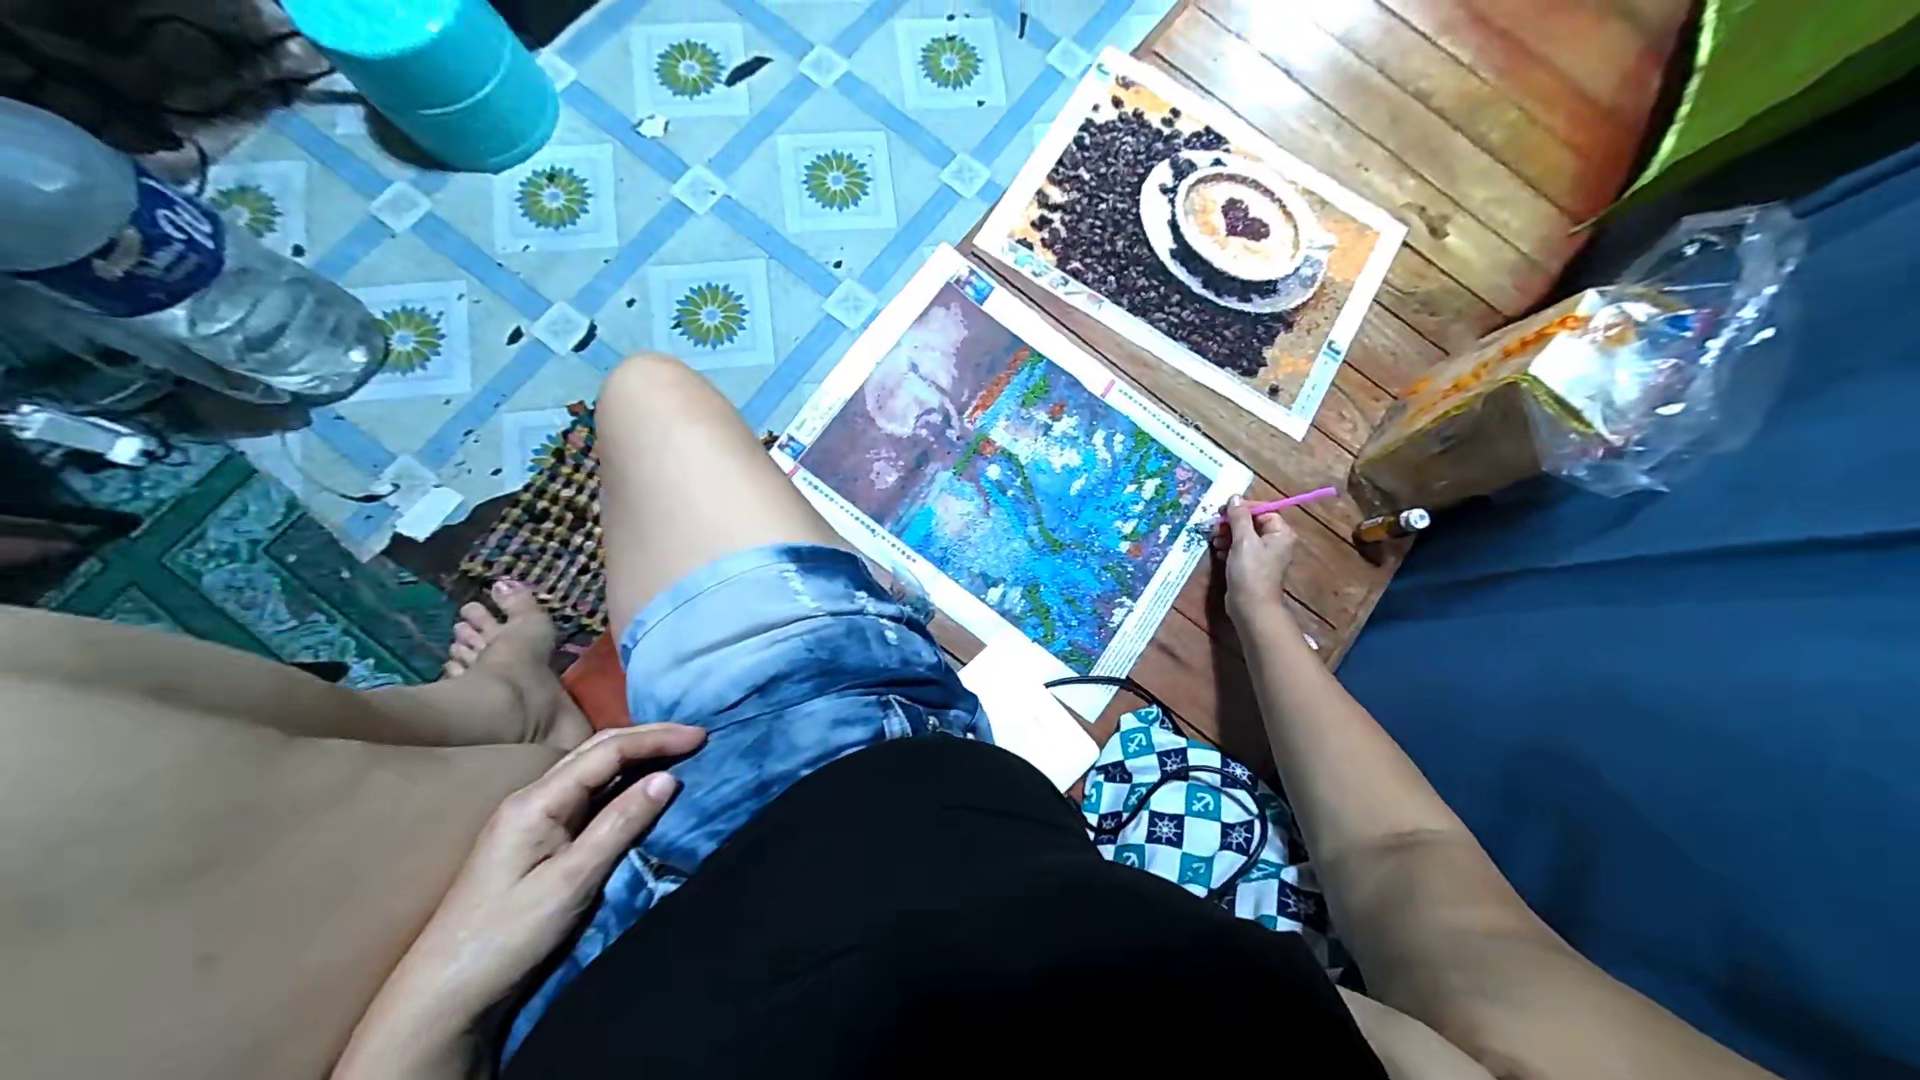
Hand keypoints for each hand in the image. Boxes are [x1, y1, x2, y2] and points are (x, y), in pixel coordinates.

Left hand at [334, 723, 705, 1079]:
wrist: (442, 997)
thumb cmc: (506, 936)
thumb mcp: (571, 881)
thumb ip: (620, 824)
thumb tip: (668, 777)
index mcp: (537, 801)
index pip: (608, 751)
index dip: (657, 738)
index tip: (701, 736)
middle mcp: (533, 797)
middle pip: (599, 750)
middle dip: (649, 737)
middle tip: (695, 738)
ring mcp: (532, 817)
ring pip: (593, 769)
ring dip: (636, 755)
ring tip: (677, 753)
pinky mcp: (537, 838)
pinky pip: (588, 794)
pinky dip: (622, 781)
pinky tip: (641, 785)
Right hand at [1212, 494, 1297, 627]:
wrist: (1250, 606)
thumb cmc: (1250, 571)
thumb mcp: (1243, 540)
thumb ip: (1239, 517)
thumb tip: (1234, 497)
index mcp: (1280, 533)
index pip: (1263, 510)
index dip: (1242, 508)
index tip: (1222, 511)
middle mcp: (1276, 541)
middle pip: (1252, 522)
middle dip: (1231, 523)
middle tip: (1214, 526)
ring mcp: (1264, 554)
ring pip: (1244, 536)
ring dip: (1227, 535)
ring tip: (1214, 540)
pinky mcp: (1252, 565)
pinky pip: (1240, 549)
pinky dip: (1229, 547)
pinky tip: (1218, 551)